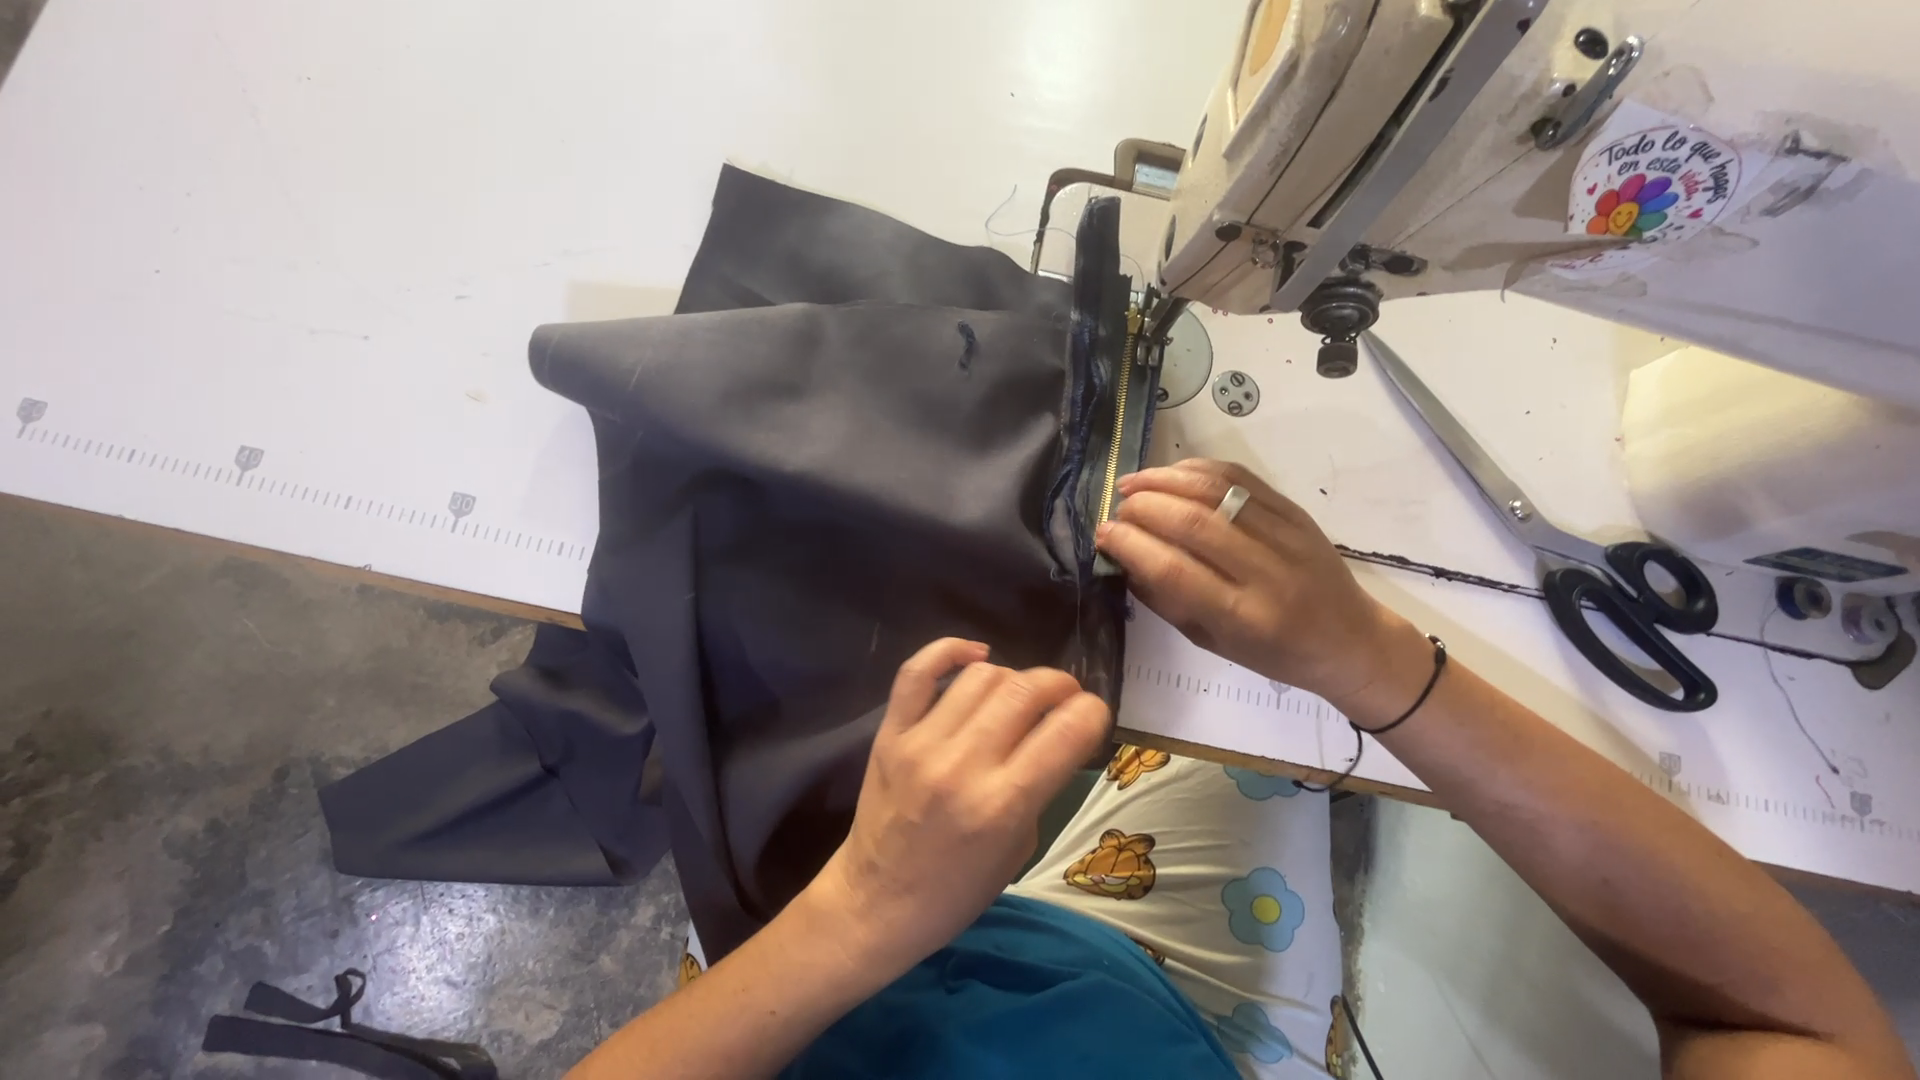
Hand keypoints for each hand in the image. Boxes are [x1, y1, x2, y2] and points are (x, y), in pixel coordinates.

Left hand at [809, 638, 1111, 971]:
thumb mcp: (1019, 847)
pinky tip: (976, 655)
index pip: (1067, 730)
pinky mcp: (890, 733)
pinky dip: (949, 650)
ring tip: (1019, 694)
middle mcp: (964, 765)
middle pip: (1026, 690)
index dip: (1093, 711)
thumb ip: (1039, 786)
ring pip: (981, 675)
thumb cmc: (957, 890)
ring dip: (1013, 676)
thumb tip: (1056, 732)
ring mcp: (922, 744)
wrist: (877, 902)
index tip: (1092, 715)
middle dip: (1059, 684)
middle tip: (1065, 697)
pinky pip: (917, 672)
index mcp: (1004, 805)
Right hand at [1094, 458, 1422, 703]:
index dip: (1130, 545)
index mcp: (1243, 617)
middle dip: (1142, 508)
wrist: (1349, 639)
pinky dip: (1198, 469)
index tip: (1103, 534)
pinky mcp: (1296, 511)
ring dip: (1164, 480)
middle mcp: (1267, 572)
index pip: (1174, 570)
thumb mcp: (1211, 642)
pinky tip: (1171, 473)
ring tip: (1131, 484)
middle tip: (1117, 510)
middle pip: (1192, 523)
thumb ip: (1166, 599)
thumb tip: (1122, 555)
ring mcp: (1286, 535)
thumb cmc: (1273, 653)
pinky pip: (1240, 477)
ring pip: (1215, 491)